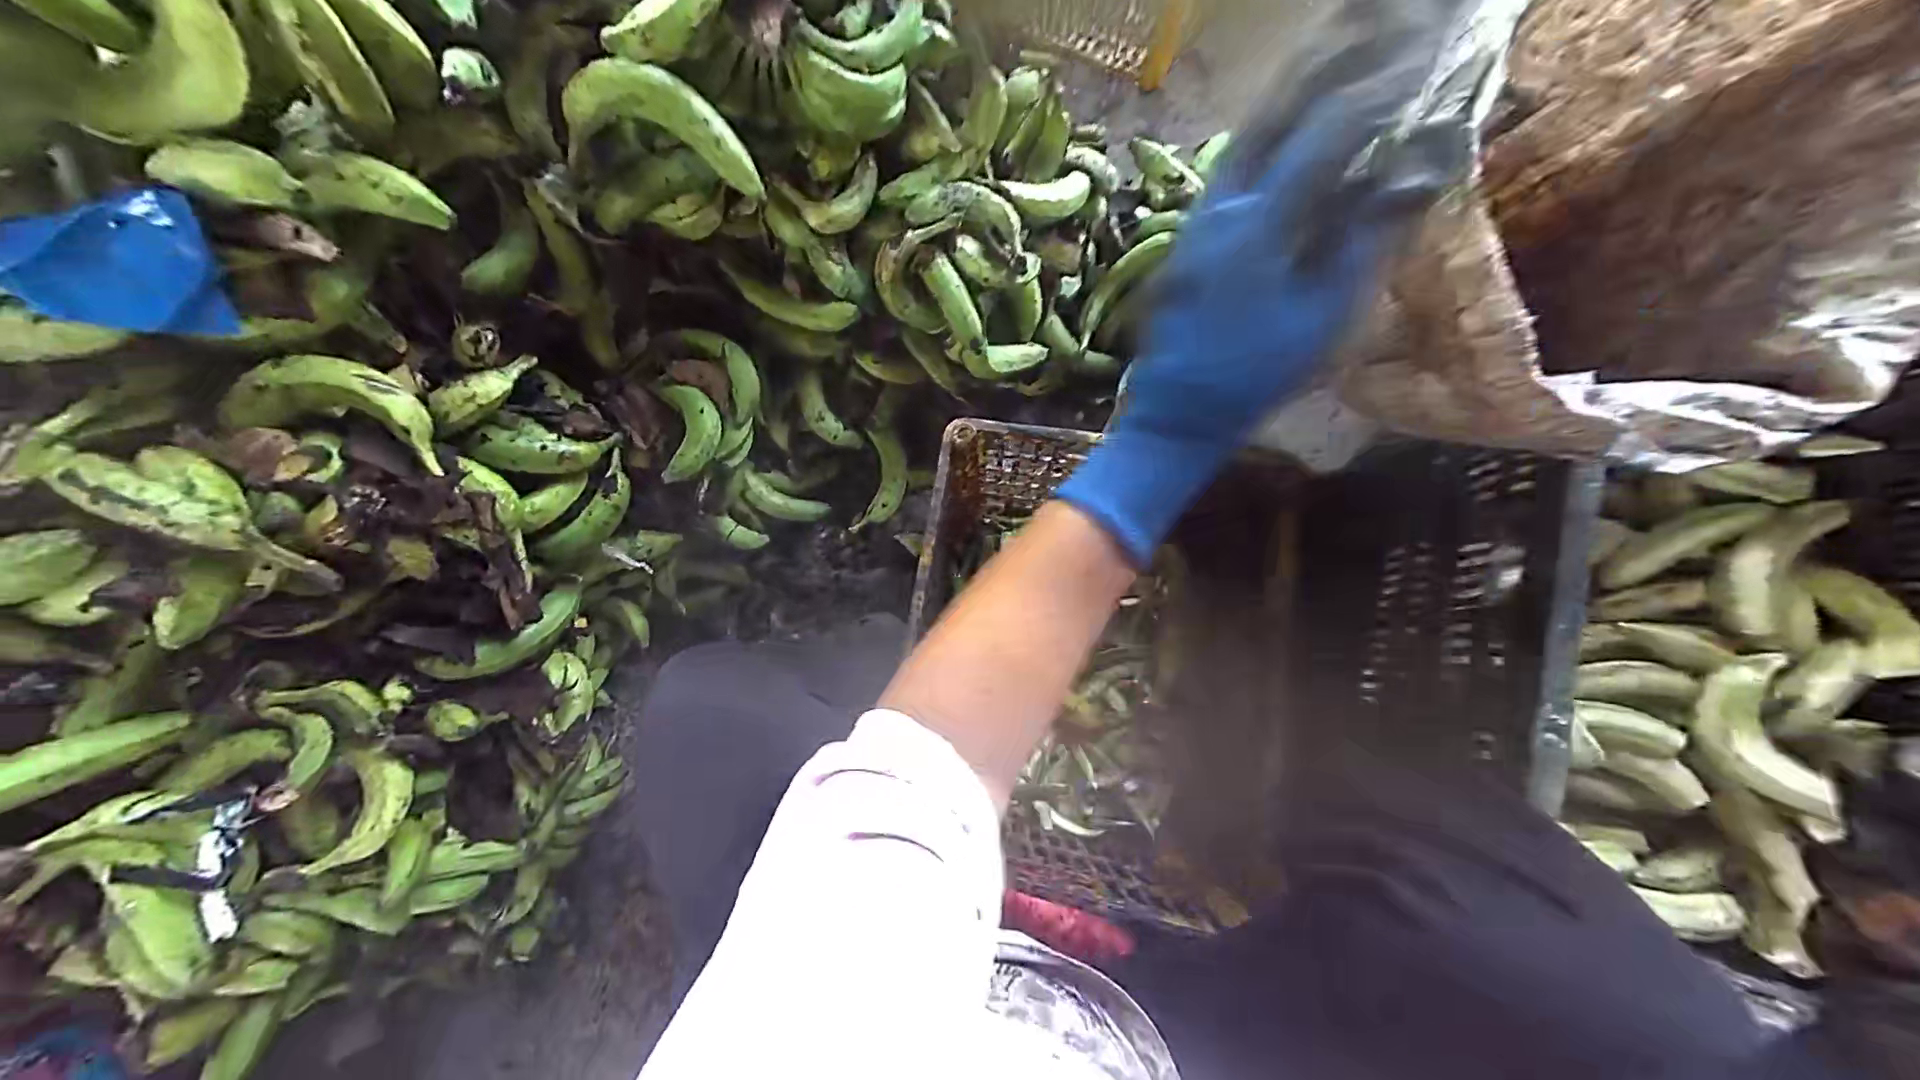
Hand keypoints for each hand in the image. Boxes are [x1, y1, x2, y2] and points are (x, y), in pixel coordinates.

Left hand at [1056, 92, 1409, 564]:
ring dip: (1292, 93)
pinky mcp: (1183, 239)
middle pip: (1274, 114)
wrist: (1177, 412)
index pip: (1326, 134)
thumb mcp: (1322, 316)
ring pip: (1244, 138)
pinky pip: (1228, 171)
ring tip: (1339, 55)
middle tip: (1381, 24)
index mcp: (1260, 226)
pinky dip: (1265, 136)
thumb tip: (1414, 172)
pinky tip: (1289, 128)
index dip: (1378, 92)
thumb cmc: (1255, 375)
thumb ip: (1365, 238)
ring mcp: (1194, 222)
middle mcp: (1219, 209)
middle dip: (1329, 63)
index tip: (1423, 60)